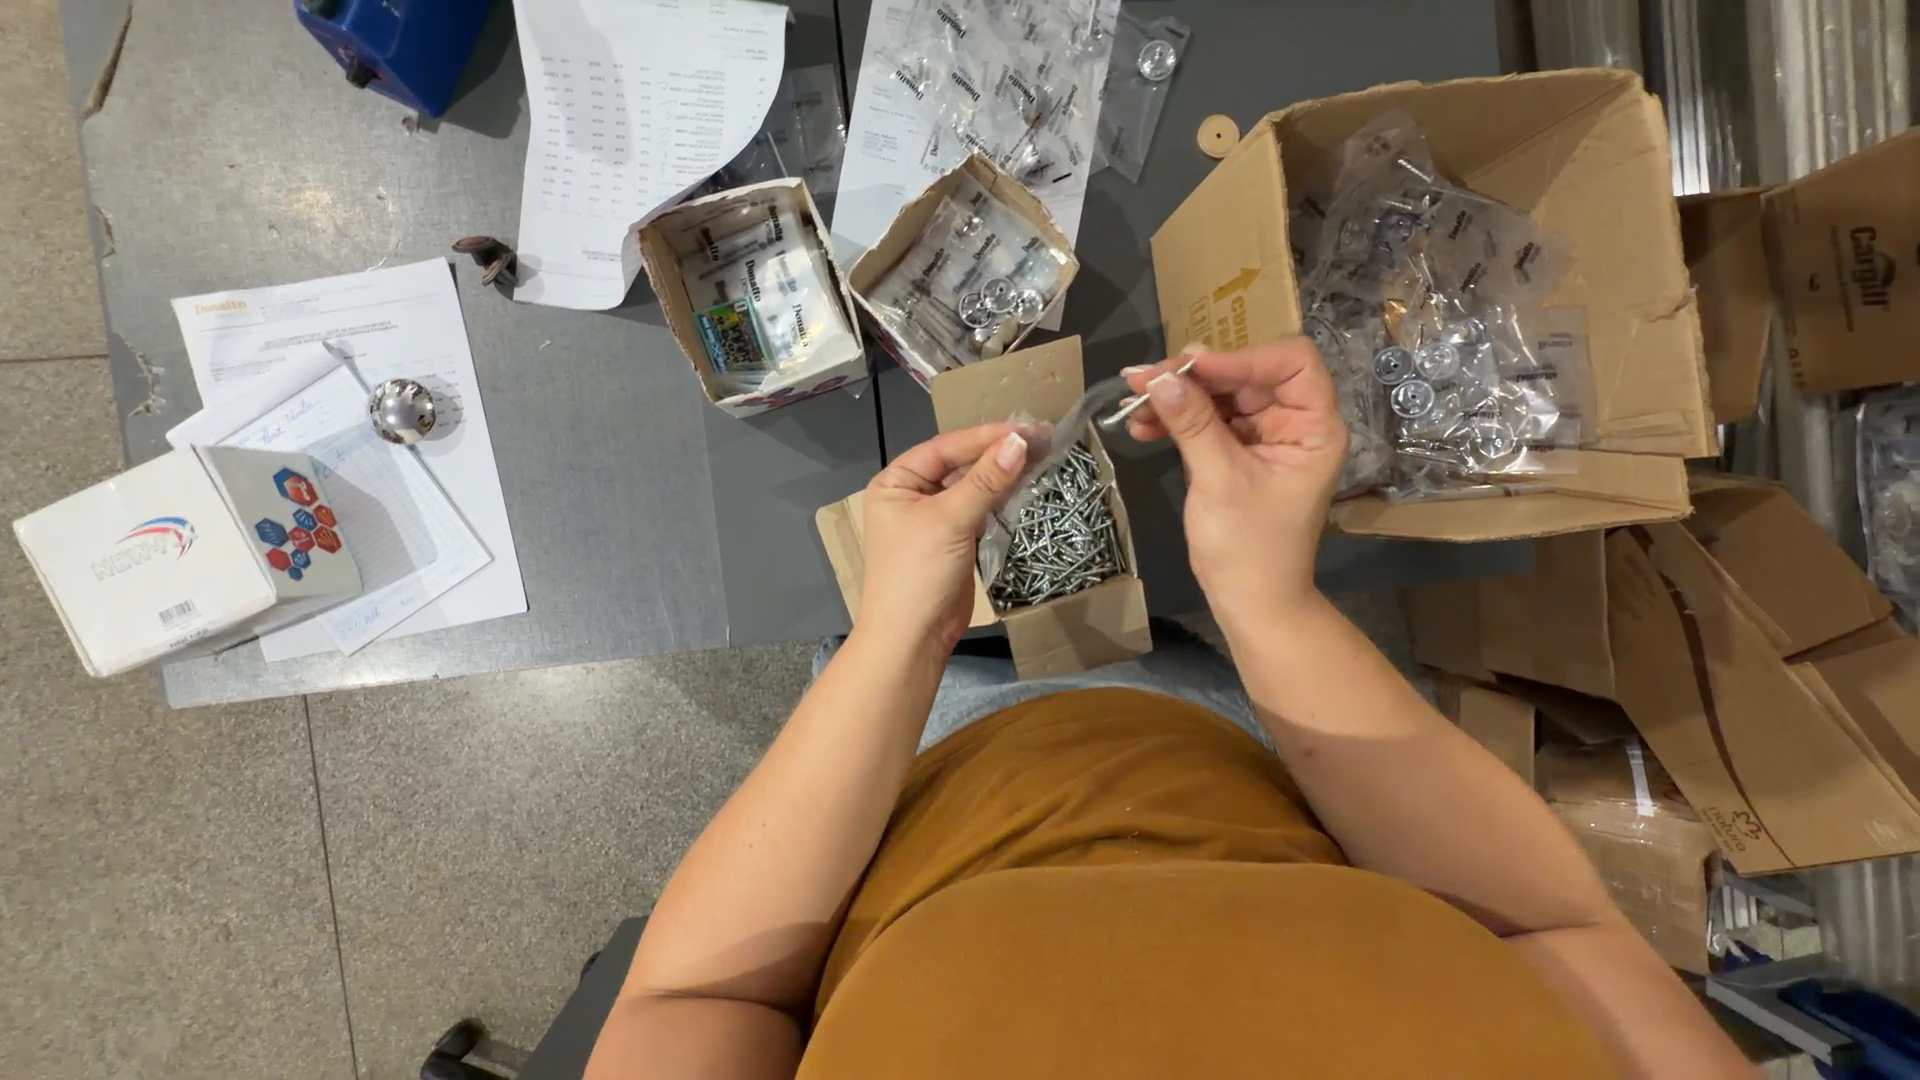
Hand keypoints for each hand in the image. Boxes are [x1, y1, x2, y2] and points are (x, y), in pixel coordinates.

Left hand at [856, 424, 1029, 652]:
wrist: (913, 637)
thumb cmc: (918, 572)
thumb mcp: (950, 520)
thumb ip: (985, 480)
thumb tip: (1020, 441)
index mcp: (896, 482)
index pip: (946, 447)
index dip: (986, 436)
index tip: (1026, 428)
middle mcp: (912, 494)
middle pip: (960, 463)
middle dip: (997, 452)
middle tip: (1042, 438)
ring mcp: (934, 517)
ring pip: (973, 486)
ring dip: (1003, 473)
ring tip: (1041, 456)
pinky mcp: (954, 539)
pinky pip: (980, 508)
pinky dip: (1001, 497)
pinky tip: (1026, 484)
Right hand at [1123, 340, 1346, 625]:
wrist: (1249, 600)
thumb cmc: (1248, 547)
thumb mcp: (1220, 480)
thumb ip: (1192, 424)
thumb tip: (1159, 377)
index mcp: (1314, 426)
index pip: (1290, 363)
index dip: (1240, 358)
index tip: (1188, 366)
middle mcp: (1292, 423)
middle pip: (1245, 376)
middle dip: (1193, 377)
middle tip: (1141, 380)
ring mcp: (1262, 438)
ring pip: (1218, 397)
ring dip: (1175, 399)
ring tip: (1132, 404)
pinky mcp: (1235, 453)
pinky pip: (1204, 422)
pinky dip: (1174, 421)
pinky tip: (1140, 427)